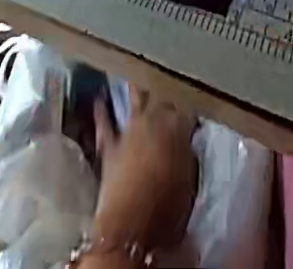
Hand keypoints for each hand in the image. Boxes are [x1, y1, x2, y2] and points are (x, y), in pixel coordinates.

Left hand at [88, 88, 196, 256]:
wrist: (131, 226)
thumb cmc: (168, 208)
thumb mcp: (189, 178)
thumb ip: (187, 152)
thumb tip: (186, 140)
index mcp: (178, 128)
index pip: (187, 109)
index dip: (190, 105)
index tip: (194, 102)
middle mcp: (154, 121)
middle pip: (162, 97)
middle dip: (166, 89)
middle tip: (169, 79)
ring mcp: (129, 129)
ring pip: (135, 99)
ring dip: (137, 87)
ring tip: (136, 67)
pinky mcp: (109, 143)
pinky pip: (104, 122)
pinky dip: (101, 110)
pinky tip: (98, 97)